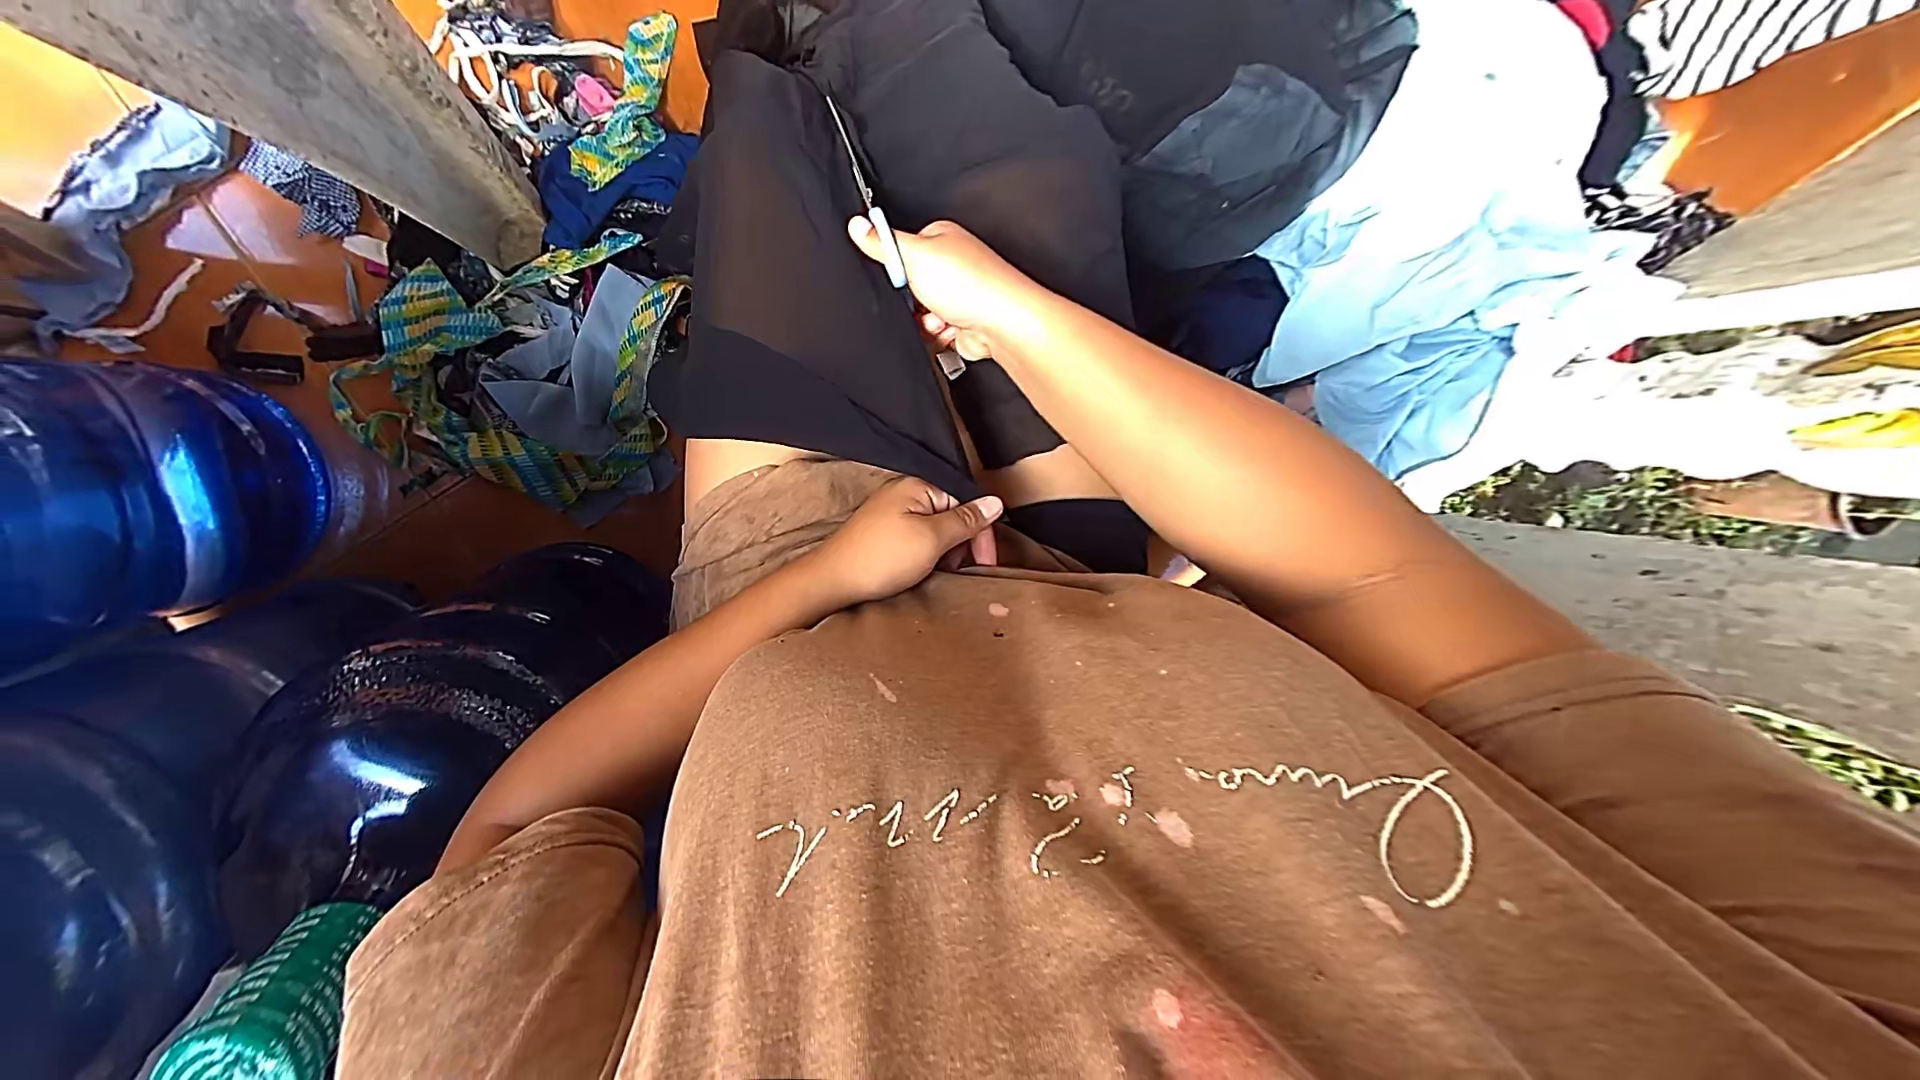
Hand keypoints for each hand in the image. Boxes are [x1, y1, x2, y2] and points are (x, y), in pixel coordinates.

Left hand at [804, 476, 1004, 607]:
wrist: (832, 583)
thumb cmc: (880, 558)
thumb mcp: (932, 538)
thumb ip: (966, 519)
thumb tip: (995, 502)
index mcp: (919, 486)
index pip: (967, 501)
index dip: (980, 533)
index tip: (985, 562)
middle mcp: (906, 494)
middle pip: (953, 514)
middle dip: (963, 544)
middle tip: (961, 570)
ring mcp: (894, 514)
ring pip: (938, 530)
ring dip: (947, 552)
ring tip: (940, 573)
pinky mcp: (887, 534)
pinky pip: (920, 540)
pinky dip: (929, 556)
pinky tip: (925, 571)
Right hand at [847, 217, 1047, 360]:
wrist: (1000, 322)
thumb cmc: (971, 284)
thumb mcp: (914, 255)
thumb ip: (882, 243)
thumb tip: (858, 225)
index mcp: (940, 240)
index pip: (901, 249)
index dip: (894, 267)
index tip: (894, 275)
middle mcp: (950, 266)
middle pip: (908, 286)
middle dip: (910, 300)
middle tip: (920, 299)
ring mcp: (956, 296)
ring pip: (920, 314)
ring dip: (924, 320)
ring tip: (940, 316)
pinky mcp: (960, 322)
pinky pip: (934, 332)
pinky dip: (937, 334)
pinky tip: (949, 328)